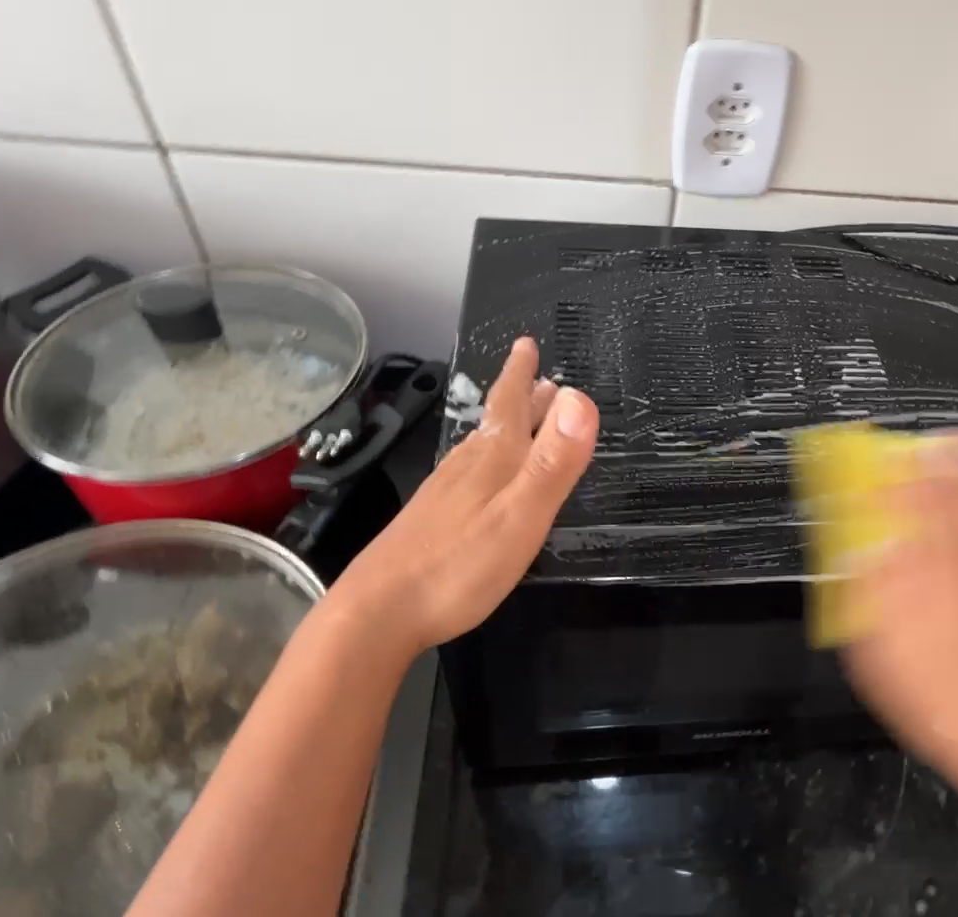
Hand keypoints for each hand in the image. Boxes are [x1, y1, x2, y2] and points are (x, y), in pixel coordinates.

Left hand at [334, 337, 597, 650]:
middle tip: (538, 375)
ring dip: (504, 425)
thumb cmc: (457, 568)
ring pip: (480, 445)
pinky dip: (486, 457)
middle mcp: (466, 467)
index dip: (521, 372)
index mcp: (493, 460)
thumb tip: (581, 398)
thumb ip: (552, 463)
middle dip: (520, 395)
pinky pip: (468, 471)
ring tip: (519, 417)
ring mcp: (444, 492)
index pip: (510, 403)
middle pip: (497, 421)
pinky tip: (481, 475)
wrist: (376, 613)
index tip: (527, 343)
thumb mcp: (520, 518)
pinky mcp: (431, 519)